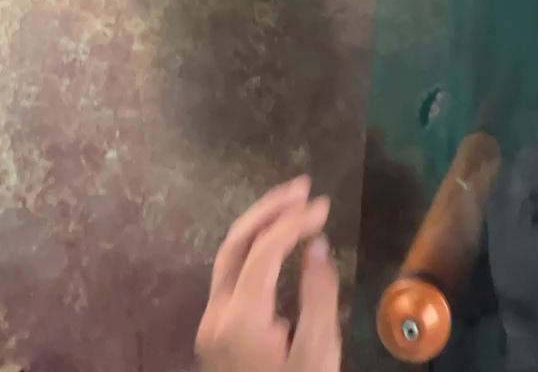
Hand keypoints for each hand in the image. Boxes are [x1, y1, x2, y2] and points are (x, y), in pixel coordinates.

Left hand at [196, 177, 337, 371]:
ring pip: (229, 255)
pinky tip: (281, 238)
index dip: (295, 222)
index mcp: (239, 320)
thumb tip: (316, 246)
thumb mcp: (318, 350)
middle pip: (236, 244)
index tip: (326, 205)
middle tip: (305, 186)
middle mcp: (216, 316)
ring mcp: (212, 323)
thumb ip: (318, 294)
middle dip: (270, 209)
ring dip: (261, 222)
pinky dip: (256, 245)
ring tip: (295, 201)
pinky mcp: (217, 329)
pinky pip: (233, 271)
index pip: (264, 251)